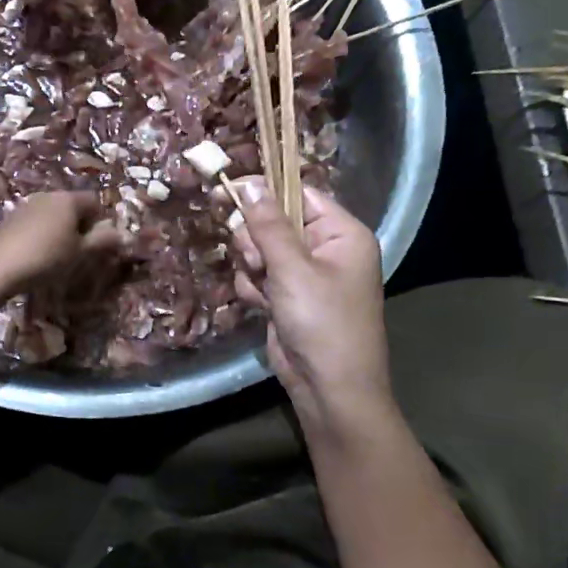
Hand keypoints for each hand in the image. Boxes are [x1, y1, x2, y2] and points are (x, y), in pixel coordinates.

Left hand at [0, 191, 121, 292]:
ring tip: (54, 255)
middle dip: (78, 225)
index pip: (94, 201)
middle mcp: (46, 195)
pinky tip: (33, 254)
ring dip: (58, 230)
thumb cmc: (47, 258)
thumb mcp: (80, 252)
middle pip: (71, 206)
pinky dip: (39, 234)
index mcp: (67, 198)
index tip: (93, 244)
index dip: (99, 221)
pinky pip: (33, 223)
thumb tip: (121, 233)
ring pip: (51, 214)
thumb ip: (102, 240)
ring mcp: (25, 205)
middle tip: (75, 251)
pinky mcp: (9, 219)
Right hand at [228, 177, 390, 424]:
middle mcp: (324, 248)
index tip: (226, 191)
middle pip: (272, 221)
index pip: (299, 194)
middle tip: (257, 260)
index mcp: (341, 234)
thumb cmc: (322, 321)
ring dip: (252, 268)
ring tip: (265, 290)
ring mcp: (303, 273)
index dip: (264, 192)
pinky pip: (257, 276)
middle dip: (255, 241)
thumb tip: (249, 183)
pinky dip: (253, 288)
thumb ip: (268, 225)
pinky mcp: (286, 295)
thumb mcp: (293, 269)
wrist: (328, 384)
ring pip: (258, 250)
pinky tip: (262, 306)